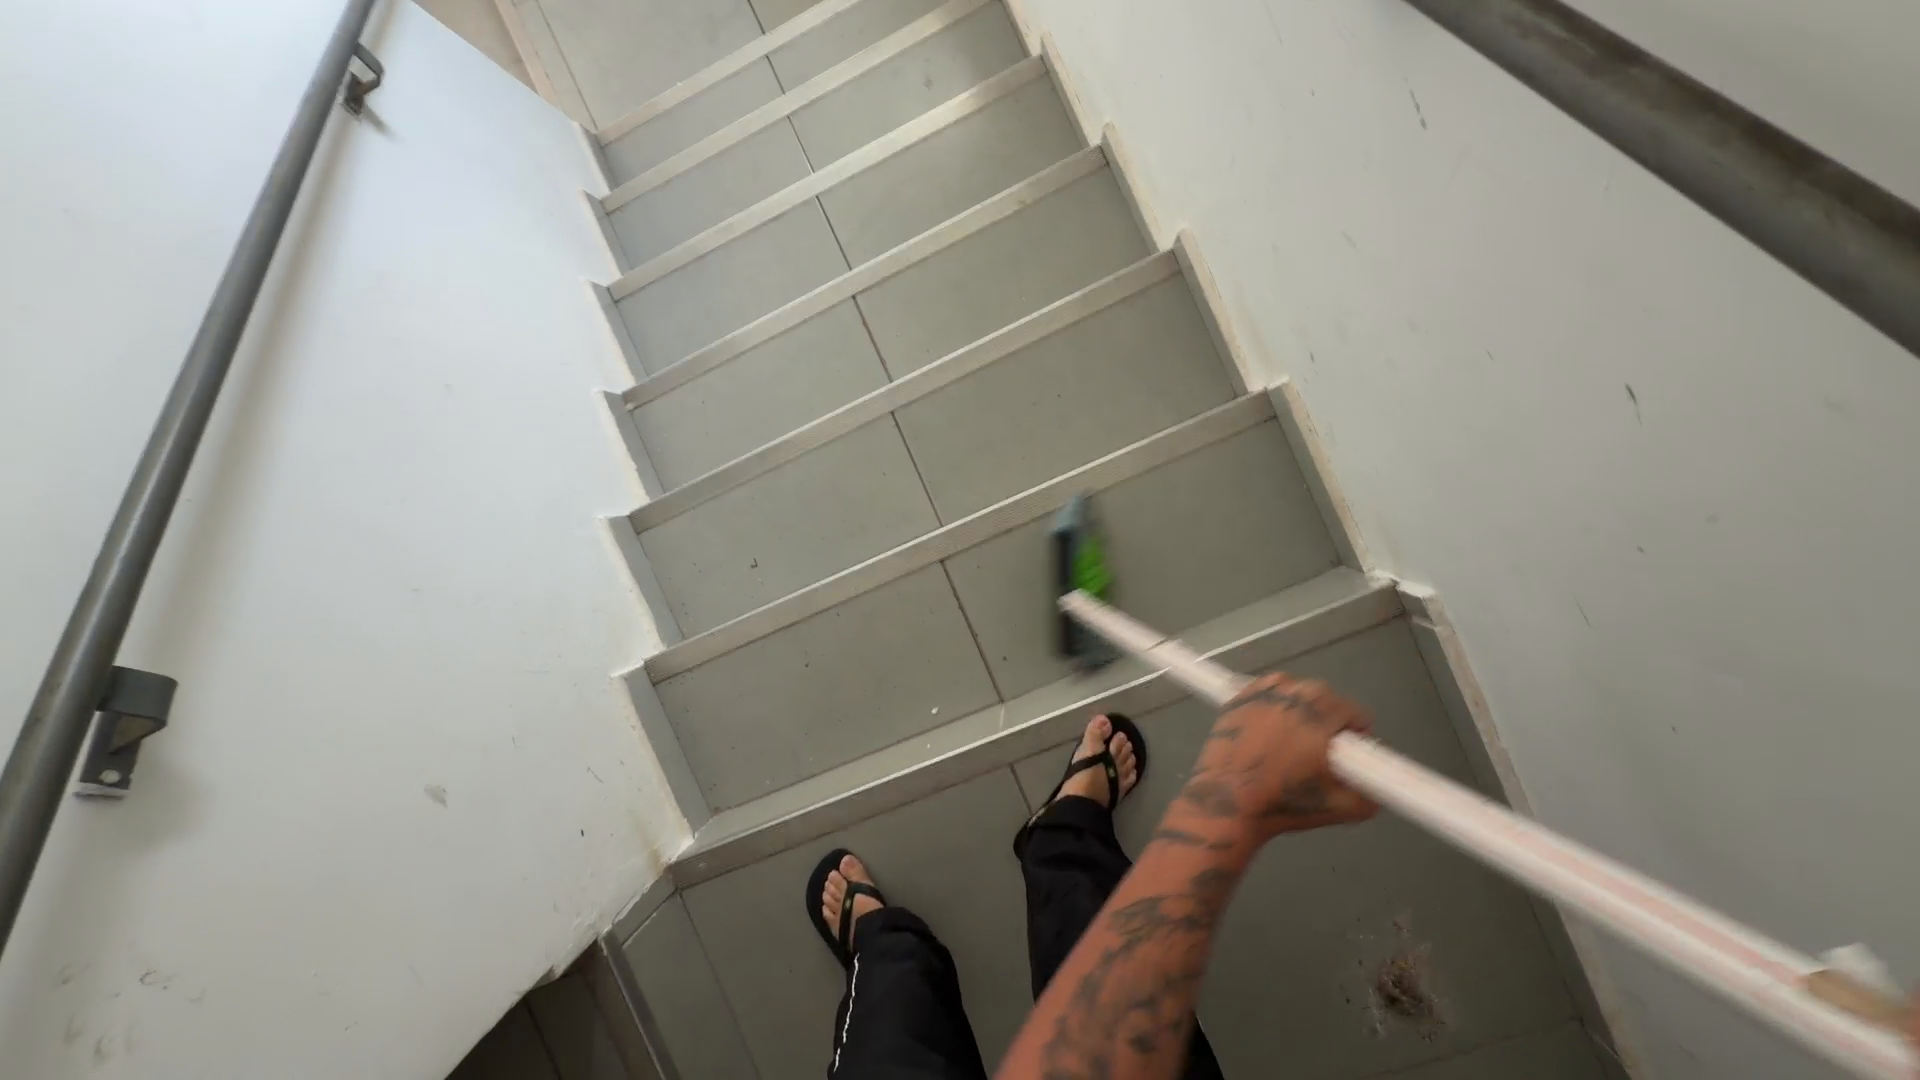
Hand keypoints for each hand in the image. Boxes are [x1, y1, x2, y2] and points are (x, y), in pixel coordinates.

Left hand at [1177, 674, 1378, 843]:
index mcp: (1320, 716)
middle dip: (1331, 717)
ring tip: (1296, 734)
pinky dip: (1273, 700)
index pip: (1355, 711)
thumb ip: (1370, 794)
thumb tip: (1376, 786)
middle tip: (1323, 745)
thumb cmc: (1284, 802)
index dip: (1358, 732)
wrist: (1228, 800)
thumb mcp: (1341, 807)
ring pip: (1295, 688)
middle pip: (1325, 695)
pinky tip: (1270, 722)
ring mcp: (1261, 692)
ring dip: (1302, 705)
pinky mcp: (1237, 697)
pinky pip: (1265, 688)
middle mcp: (1292, 694)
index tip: (1352, 750)